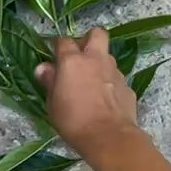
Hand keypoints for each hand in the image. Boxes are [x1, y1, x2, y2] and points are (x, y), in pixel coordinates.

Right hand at [36, 29, 140, 161]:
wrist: (109, 136)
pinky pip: (115, 77)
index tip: (53, 53)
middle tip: (79, 56)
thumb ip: (49, 81)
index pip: (63, 41)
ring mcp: (114, 71)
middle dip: (87, 40)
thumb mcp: (52, 103)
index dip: (57, 45)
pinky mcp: (127, 86)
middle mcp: (96, 60)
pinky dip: (108, 82)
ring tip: (91, 81)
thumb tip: (43, 67)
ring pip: (107, 56)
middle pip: (96, 34)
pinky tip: (104, 99)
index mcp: (72, 61)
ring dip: (99, 62)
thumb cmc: (73, 120)